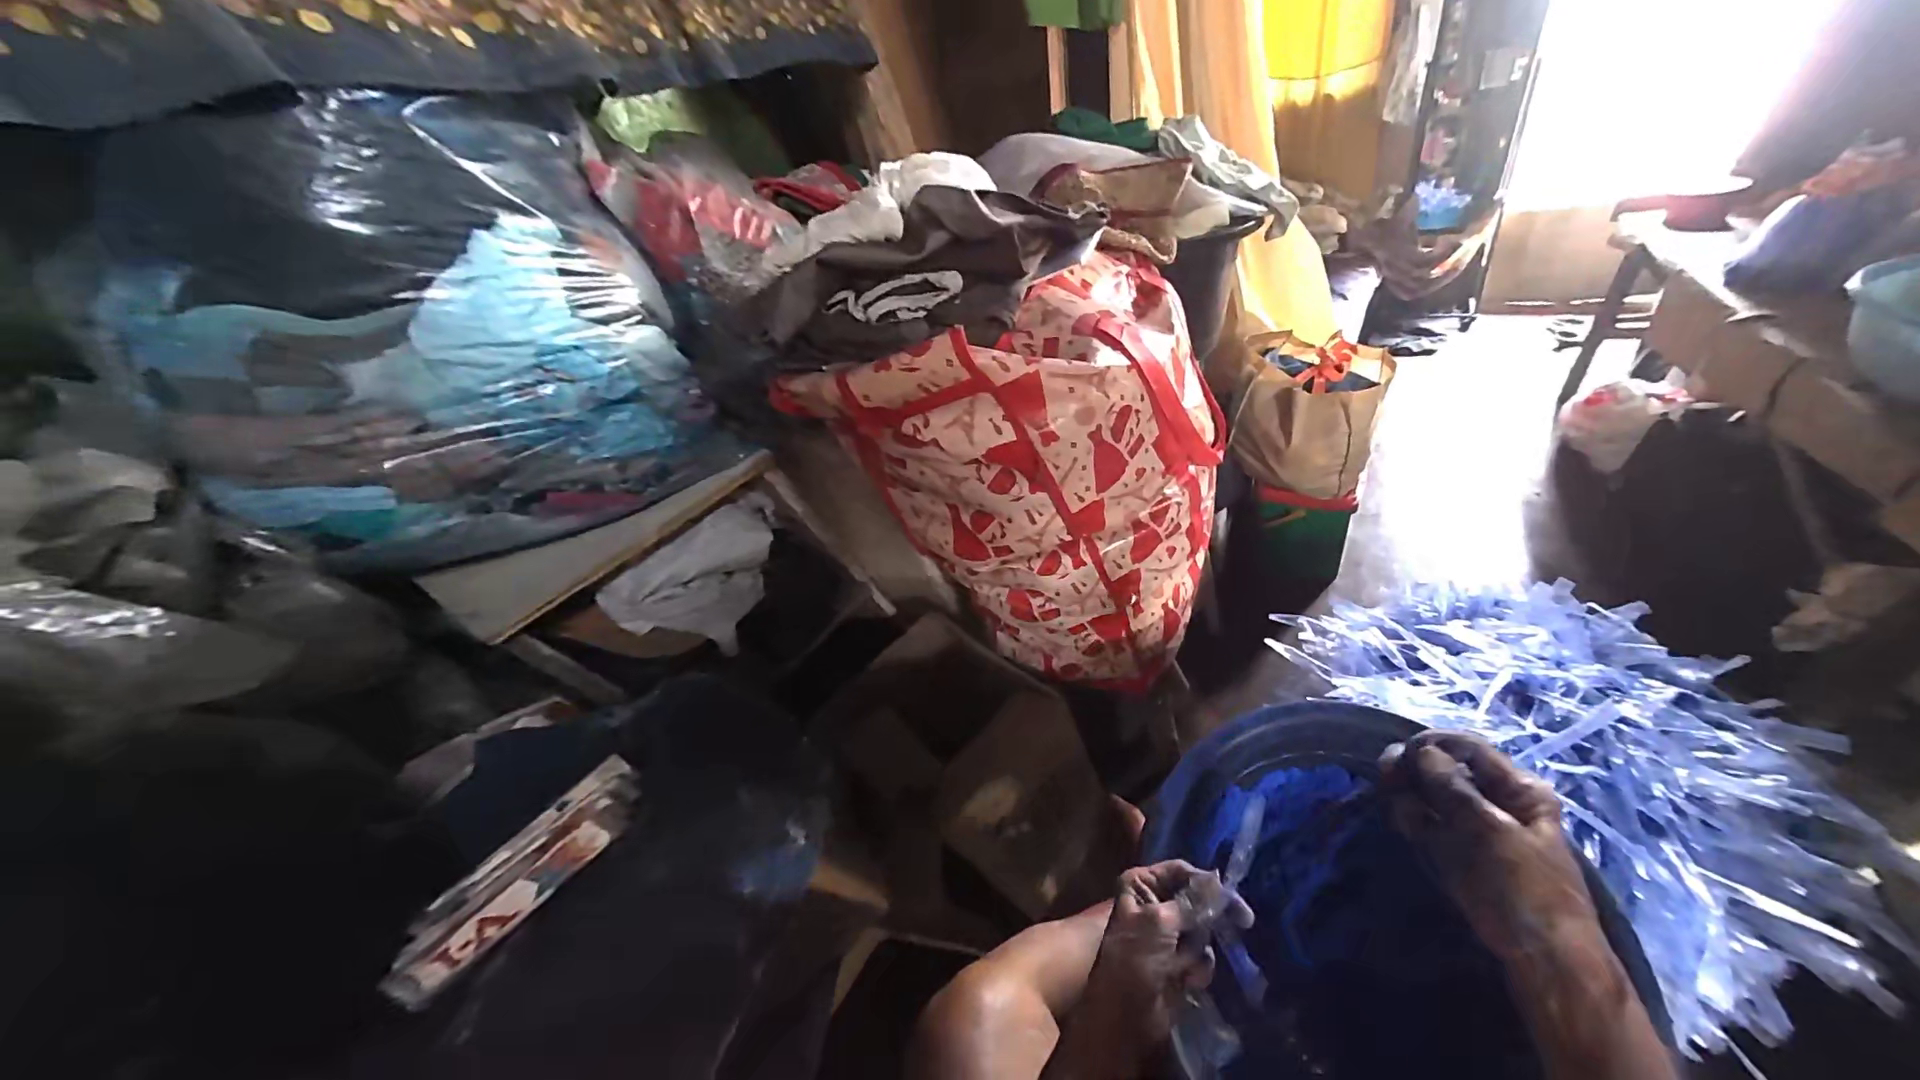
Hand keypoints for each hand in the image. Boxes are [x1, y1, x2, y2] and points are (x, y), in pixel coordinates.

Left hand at [1049, 860, 1250, 1077]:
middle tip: (1244, 921)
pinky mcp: (1179, 961)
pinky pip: (1203, 956)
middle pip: (1196, 899)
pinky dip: (1198, 968)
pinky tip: (1186, 980)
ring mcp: (1168, 934)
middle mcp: (1154, 903)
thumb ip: (1192, 901)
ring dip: (1198, 948)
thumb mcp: (1161, 921)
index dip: (1206, 881)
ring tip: (1183, 963)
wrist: (1126, 1012)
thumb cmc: (1135, 956)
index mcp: (1140, 884)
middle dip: (1212, 915)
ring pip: (1203, 929)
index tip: (1233, 896)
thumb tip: (1218, 880)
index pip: (1180, 871)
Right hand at [1379, 731, 1600, 960]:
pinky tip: (1406, 827)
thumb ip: (1453, 787)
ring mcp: (1470, 824)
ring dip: (1408, 795)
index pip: (1468, 748)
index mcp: (1518, 790)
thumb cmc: (1526, 887)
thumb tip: (1421, 750)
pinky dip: (1409, 818)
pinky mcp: (1451, 848)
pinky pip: (1422, 820)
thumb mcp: (1491, 830)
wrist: (1540, 957)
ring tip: (1402, 811)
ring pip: (1425, 792)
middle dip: (1413, 768)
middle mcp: (1492, 800)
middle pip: (1442, 767)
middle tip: (1387, 775)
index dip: (1434, 744)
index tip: (1404, 752)